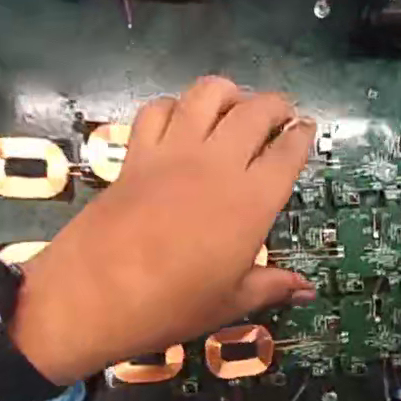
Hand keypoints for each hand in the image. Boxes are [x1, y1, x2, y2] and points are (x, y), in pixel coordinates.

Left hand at [9, 77, 317, 385]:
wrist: (94, 297)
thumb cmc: (169, 307)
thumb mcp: (227, 303)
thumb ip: (270, 287)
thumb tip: (306, 289)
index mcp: (251, 202)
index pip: (288, 152)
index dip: (301, 137)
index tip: (303, 133)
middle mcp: (217, 164)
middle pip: (255, 111)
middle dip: (275, 107)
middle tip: (277, 118)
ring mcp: (172, 154)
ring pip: (207, 94)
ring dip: (228, 94)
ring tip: (232, 108)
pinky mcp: (135, 155)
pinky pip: (156, 110)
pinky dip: (172, 106)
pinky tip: (177, 121)